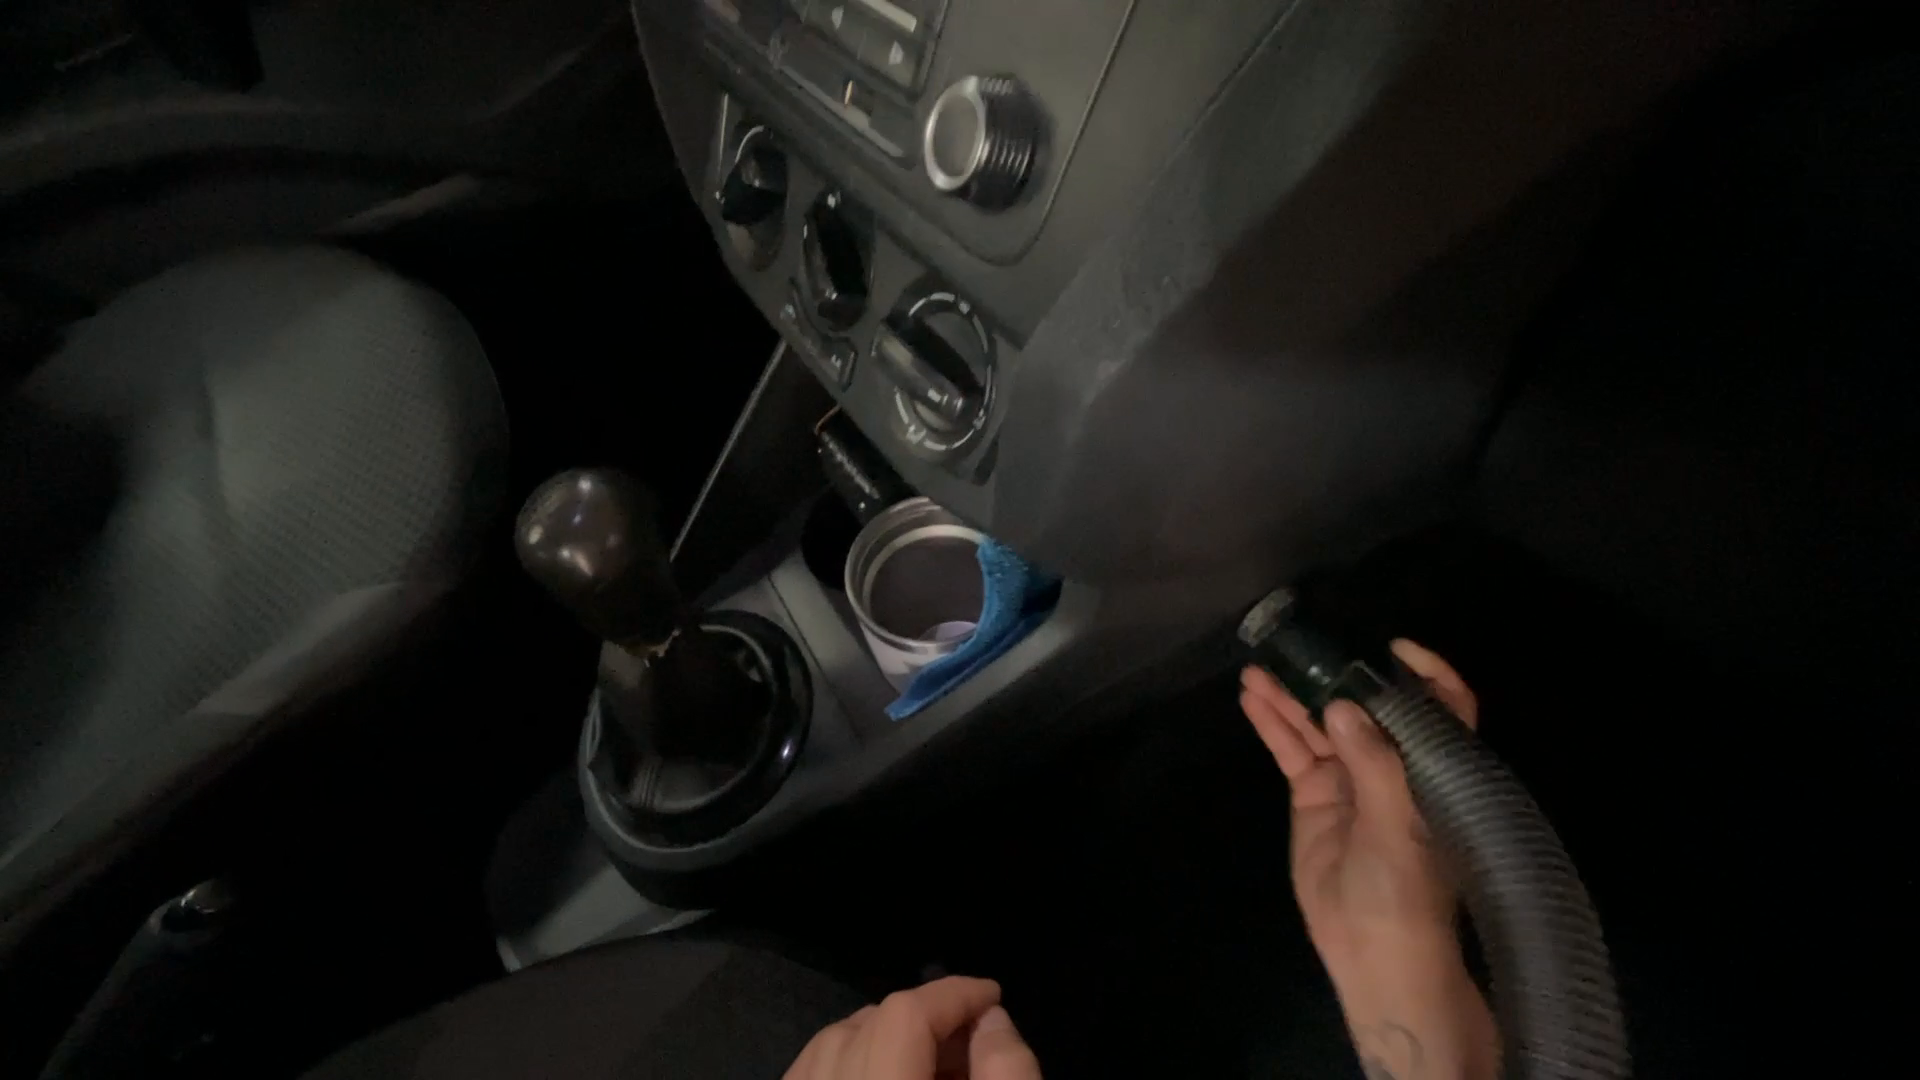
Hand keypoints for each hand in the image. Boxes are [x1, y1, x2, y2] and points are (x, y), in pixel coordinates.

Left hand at [783, 976, 1042, 1079]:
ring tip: (933, 1068)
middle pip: (864, 1027)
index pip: (904, 1016)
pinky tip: (883, 1079)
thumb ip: (1007, 1074)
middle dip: (923, 1022)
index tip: (993, 996)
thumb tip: (991, 1018)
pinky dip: (844, 1067)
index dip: (952, 994)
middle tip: (972, 1045)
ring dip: (882, 1042)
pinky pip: (806, 1075)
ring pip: (829, 1051)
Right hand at [1240, 639, 1497, 1079]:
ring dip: (1289, 697)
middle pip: (1360, 709)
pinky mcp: (1313, 794)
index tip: (1393, 647)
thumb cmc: (1405, 891)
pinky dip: (1272, 724)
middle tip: (1294, 652)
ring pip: (1317, 725)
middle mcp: (1390, 766)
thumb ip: (1374, 764)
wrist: (1371, 951)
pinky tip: (1253, 700)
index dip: (1426, 676)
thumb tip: (1341, 705)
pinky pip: (1291, 749)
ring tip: (1257, 673)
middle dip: (1329, 679)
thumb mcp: (1397, 827)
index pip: (1442, 710)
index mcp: (1430, 770)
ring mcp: (1348, 778)